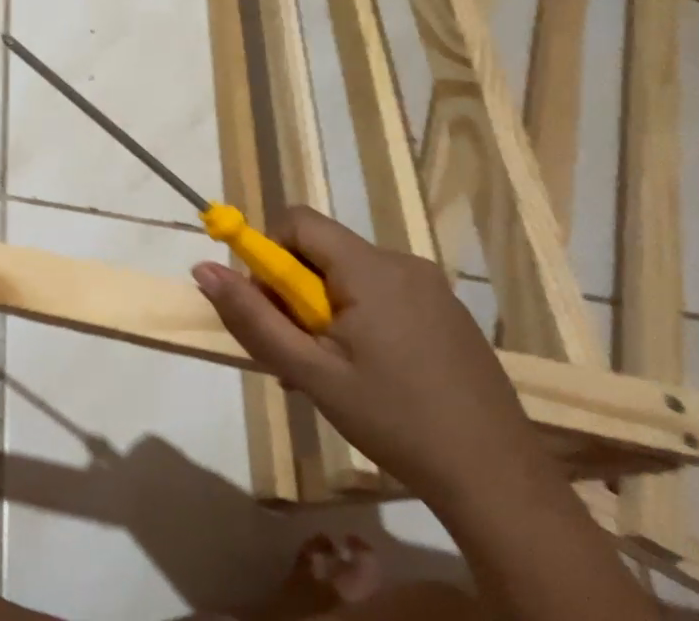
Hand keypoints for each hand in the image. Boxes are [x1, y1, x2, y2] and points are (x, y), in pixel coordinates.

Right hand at [192, 206, 548, 507]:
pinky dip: (352, 321)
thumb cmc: (393, 419)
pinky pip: (378, 297)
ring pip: (346, 277)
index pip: (298, 221)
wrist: (495, 478)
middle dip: (289, 291)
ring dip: (318, 312)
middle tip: (289, 349)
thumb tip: (202, 268)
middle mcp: (405, 266)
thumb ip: (251, 316)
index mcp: (372, 271)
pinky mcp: (446, 316)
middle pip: (320, 251)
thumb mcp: (307, 370)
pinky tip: (359, 374)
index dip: (266, 252)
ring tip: (321, 371)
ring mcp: (432, 291)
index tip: (264, 303)